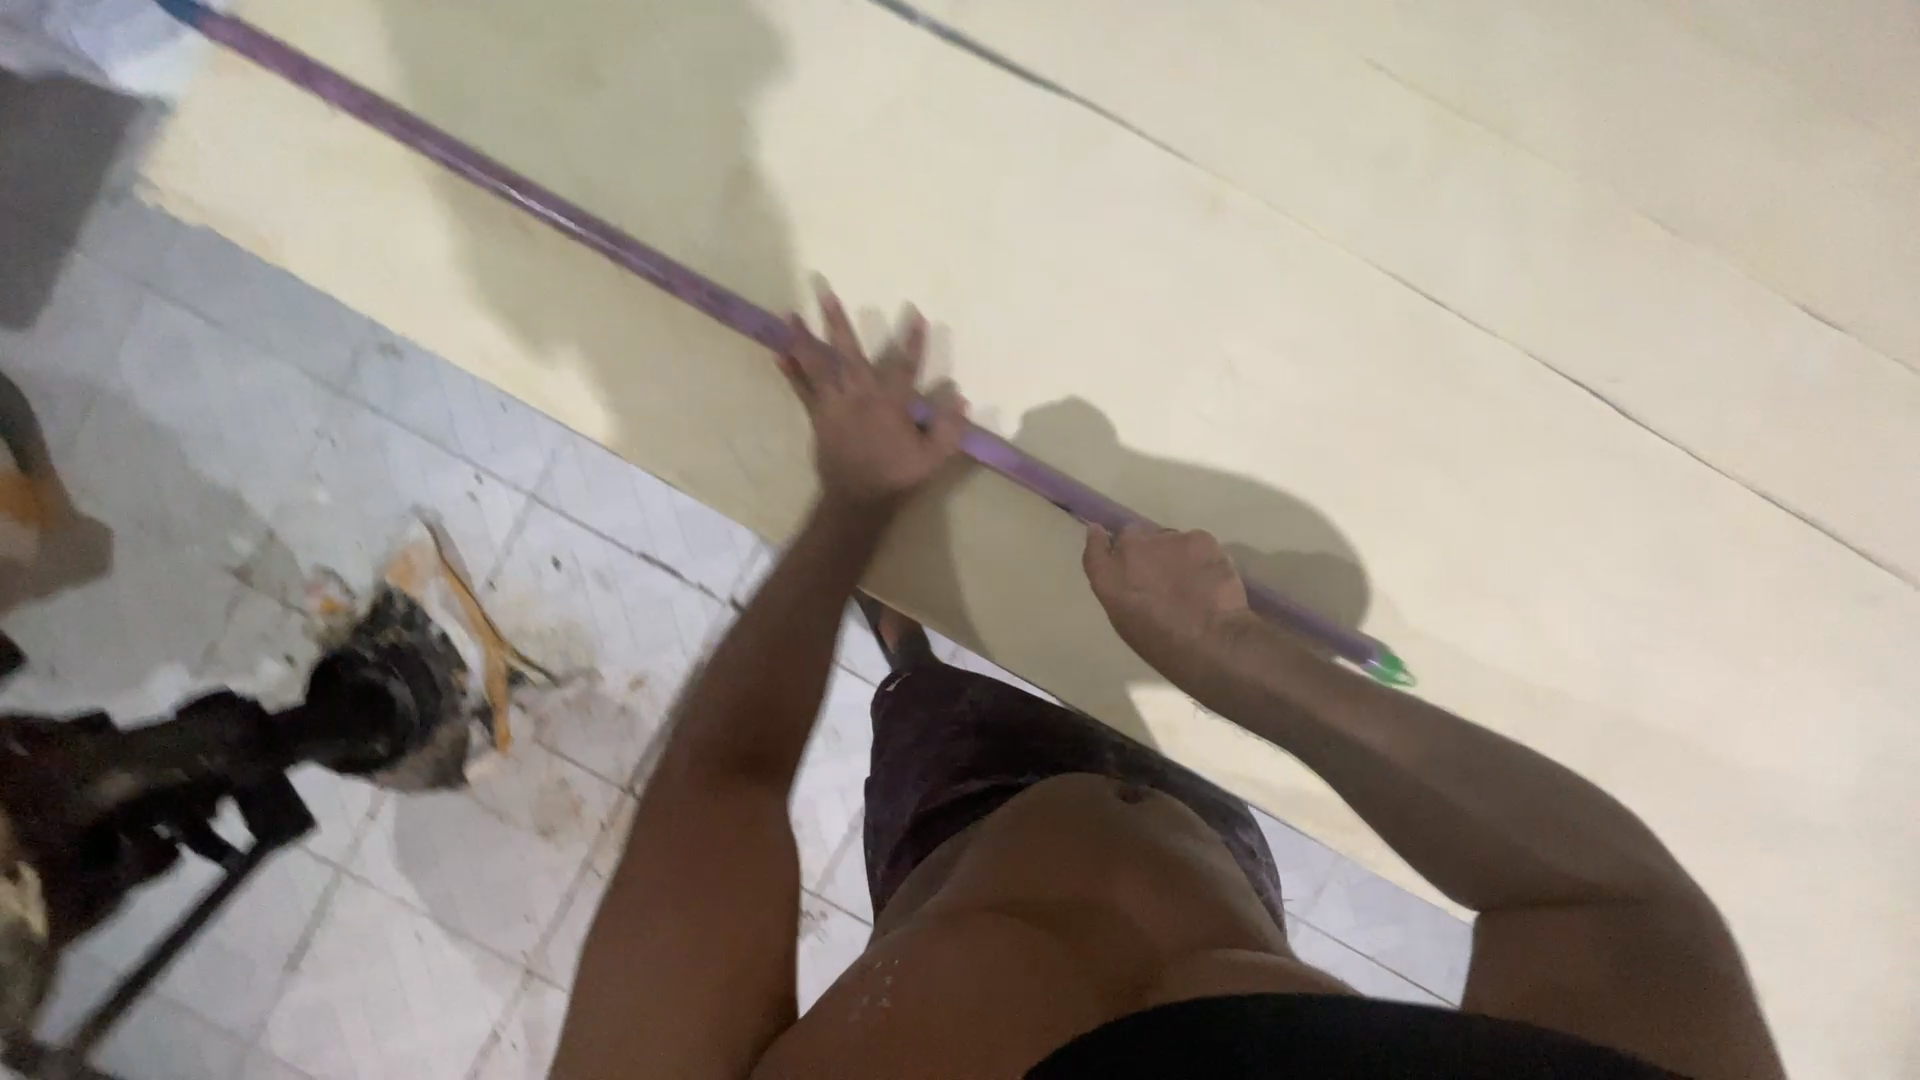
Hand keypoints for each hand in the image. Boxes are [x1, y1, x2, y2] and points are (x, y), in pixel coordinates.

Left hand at [778, 281, 967, 513]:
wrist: (858, 500)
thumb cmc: (898, 477)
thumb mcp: (934, 457)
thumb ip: (949, 428)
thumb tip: (959, 398)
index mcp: (889, 402)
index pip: (904, 366)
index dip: (912, 341)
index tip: (916, 314)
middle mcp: (859, 396)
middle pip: (847, 352)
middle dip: (836, 321)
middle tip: (822, 291)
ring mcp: (834, 405)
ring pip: (817, 365)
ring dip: (803, 338)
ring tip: (789, 313)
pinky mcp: (819, 417)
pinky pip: (802, 389)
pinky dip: (790, 371)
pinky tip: (778, 353)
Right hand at [1082, 523, 1256, 669]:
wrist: (1210, 641)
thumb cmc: (1163, 645)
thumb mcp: (1126, 622)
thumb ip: (1119, 590)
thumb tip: (1124, 575)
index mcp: (1108, 578)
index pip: (1095, 547)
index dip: (1099, 539)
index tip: (1102, 535)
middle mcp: (1130, 549)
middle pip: (1132, 535)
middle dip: (1141, 548)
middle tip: (1157, 571)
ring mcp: (1164, 539)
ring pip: (1167, 540)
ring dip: (1172, 554)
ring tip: (1191, 580)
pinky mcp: (1198, 538)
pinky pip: (1196, 543)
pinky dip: (1201, 556)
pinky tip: (1211, 578)